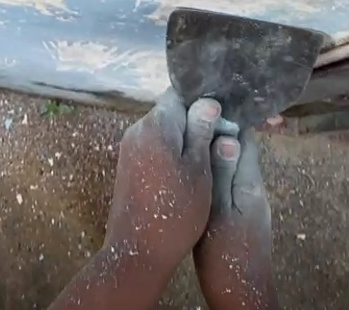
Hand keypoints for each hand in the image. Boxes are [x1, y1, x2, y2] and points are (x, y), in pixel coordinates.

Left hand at [102, 90, 223, 268]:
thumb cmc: (175, 213)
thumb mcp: (199, 172)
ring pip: (162, 131)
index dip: (201, 103)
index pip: (178, 95)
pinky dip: (169, 153)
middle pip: (170, 112)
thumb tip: (208, 102)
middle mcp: (138, 128)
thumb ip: (202, 133)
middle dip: (193, 123)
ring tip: (205, 162)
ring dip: (182, 141)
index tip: (221, 118)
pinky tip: (184, 174)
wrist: (137, 252)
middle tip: (218, 144)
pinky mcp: (127, 164)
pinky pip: (152, 147)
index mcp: (156, 125)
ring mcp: (129, 147)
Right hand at [195, 130, 277, 309]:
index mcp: (249, 182)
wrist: (241, 297)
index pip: (244, 136)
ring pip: (231, 164)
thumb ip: (223, 174)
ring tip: (187, 139)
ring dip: (213, 150)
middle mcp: (253, 187)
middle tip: (188, 117)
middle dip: (217, 130)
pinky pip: (228, 180)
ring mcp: (249, 202)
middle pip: (238, 147)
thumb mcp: (219, 212)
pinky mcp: (241, 214)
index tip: (204, 101)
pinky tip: (194, 171)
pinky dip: (213, 169)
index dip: (227, 116)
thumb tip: (229, 135)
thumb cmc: (227, 256)